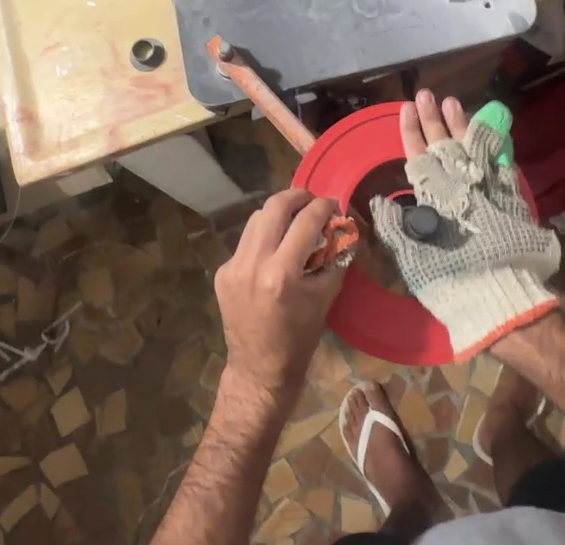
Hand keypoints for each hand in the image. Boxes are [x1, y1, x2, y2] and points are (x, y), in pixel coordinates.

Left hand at [214, 190, 345, 393]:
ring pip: (256, 219)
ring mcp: (233, 266)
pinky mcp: (223, 272)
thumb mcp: (325, 297)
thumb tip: (341, 229)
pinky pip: (246, 241)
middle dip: (297, 197)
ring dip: (278, 213)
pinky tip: (275, 249)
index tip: (334, 204)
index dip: (324, 207)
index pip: (306, 222)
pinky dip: (263, 237)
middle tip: (312, 200)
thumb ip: (334, 258)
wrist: (259, 368)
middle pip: (274, 207)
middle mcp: (253, 263)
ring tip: (294, 220)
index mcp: (282, 273)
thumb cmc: (300, 336)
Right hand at [370, 89, 560, 358]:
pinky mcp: (510, 200)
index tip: (405, 109)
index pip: (418, 156)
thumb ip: (395, 227)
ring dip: (460, 124)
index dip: (410, 132)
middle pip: (443, 145)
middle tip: (426, 95)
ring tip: (452, 103)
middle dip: (432, 119)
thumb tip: (380, 202)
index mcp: (432, 199)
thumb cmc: (449, 281)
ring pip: (472, 148)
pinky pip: (500, 165)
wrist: (499, 297)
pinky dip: (494, 147)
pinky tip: (490, 133)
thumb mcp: (411, 258)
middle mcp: (459, 187)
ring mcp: (487, 190)